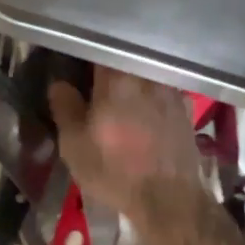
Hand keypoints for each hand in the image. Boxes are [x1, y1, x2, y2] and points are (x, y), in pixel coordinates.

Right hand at [47, 67, 204, 234]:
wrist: (167, 197)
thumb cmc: (114, 171)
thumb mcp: (74, 145)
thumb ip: (65, 108)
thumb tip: (59, 84)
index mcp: (116, 77)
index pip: (97, 47)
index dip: (83, 51)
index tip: (73, 60)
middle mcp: (146, 73)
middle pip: (124, 57)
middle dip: (108, 65)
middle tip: (94, 80)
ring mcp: (170, 89)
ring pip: (144, 73)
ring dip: (131, 80)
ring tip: (120, 96)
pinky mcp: (185, 107)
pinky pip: (162, 90)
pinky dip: (150, 96)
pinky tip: (144, 112)